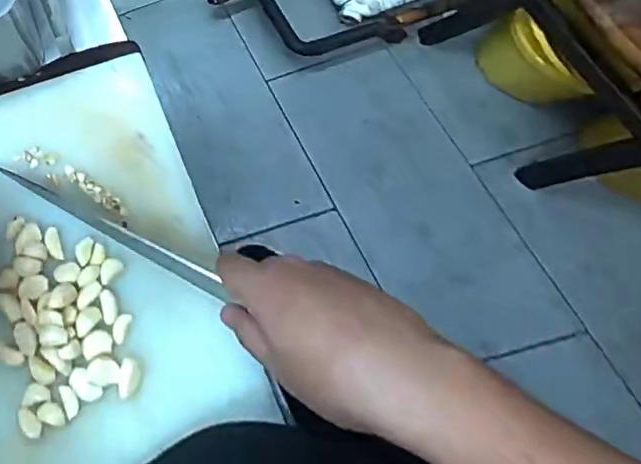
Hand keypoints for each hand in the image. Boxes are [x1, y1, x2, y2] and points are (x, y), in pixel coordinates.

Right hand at [215, 252, 473, 438]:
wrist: (412, 377)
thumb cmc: (334, 377)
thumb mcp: (281, 369)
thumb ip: (250, 334)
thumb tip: (235, 314)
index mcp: (264, 285)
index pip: (228, 263)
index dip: (230, 283)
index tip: (242, 309)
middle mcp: (293, 268)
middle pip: (267, 271)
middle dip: (270, 296)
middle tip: (285, 337)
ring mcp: (330, 272)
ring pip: (303, 280)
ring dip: (304, 301)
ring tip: (328, 346)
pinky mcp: (363, 283)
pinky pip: (334, 288)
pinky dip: (336, 307)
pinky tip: (356, 343)